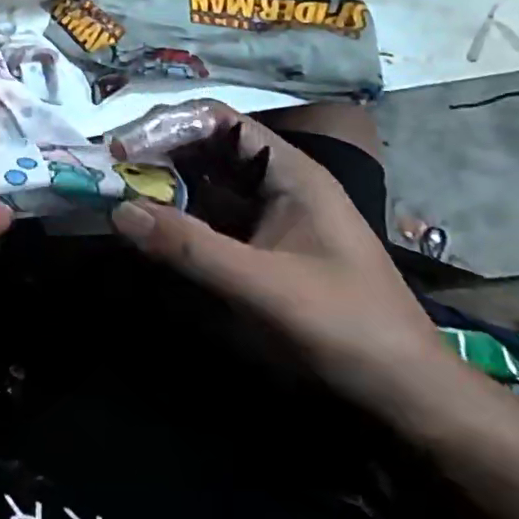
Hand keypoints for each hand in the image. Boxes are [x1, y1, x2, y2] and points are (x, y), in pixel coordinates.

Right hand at [109, 101, 447, 409]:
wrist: (408, 395)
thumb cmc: (346, 327)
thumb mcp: (263, 286)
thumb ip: (191, 247)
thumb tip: (119, 210)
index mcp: (290, 172)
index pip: (218, 122)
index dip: (168, 127)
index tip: (121, 149)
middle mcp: (278, 182)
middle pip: (207, 149)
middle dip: (159, 155)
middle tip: (110, 172)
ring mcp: (271, 215)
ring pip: (207, 184)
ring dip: (165, 186)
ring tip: (119, 194)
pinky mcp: (263, 247)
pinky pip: (212, 218)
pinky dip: (179, 217)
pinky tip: (150, 229)